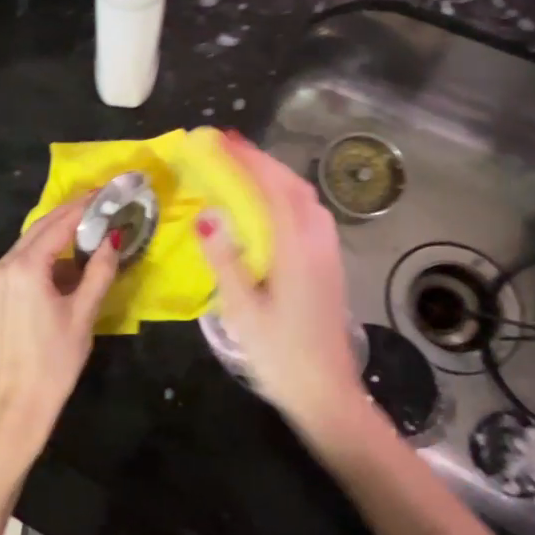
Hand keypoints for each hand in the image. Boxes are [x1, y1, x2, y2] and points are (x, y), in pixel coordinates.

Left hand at [0, 196, 117, 443]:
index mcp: (26, 268)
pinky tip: (63, 261)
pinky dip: (42, 254)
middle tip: (97, 203)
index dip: (82, 207)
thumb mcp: (84, 314)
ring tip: (86, 228)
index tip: (103, 192)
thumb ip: (99, 271)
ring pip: (27, 244)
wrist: (19, 401)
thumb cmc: (56, 360)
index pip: (57, 224)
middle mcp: (4, 265)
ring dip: (55, 234)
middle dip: (68, 214)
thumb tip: (113, 238)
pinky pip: (19, 262)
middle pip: (39, 229)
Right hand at [197, 133, 376, 439]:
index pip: (272, 189)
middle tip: (228, 148)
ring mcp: (328, 254)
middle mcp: (317, 243)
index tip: (222, 139)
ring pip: (305, 200)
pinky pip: (309, 216)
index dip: (248, 160)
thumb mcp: (242, 310)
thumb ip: (225, 260)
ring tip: (245, 169)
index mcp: (296, 249)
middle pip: (294, 187)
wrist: (328, 395)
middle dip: (262, 162)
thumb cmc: (280, 355)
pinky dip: (286, 197)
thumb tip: (206, 215)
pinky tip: (268, 207)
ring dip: (276, 177)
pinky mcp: (328, 267)